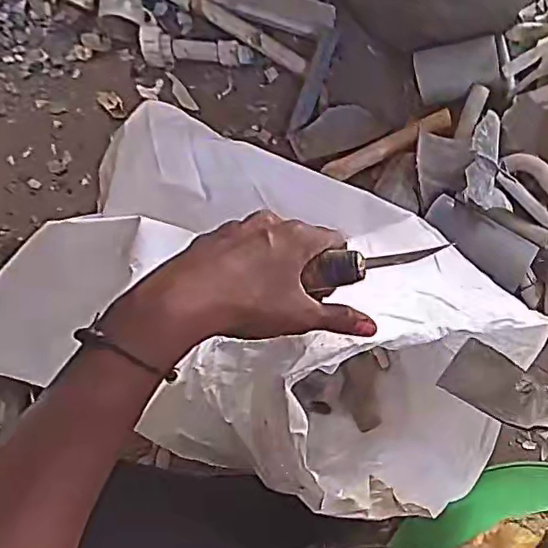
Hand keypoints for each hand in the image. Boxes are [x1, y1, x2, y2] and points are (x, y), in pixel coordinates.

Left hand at [102, 212, 377, 364]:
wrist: (183, 301)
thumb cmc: (239, 301)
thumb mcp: (300, 316)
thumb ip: (338, 318)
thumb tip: (364, 323)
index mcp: (296, 236)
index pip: (335, 239)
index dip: (338, 265)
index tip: (330, 285)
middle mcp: (268, 224)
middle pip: (303, 239)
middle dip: (308, 266)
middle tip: (301, 297)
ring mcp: (238, 230)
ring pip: (271, 242)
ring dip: (276, 264)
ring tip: (268, 298)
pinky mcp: (214, 241)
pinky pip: (242, 248)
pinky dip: (247, 265)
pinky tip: (242, 292)